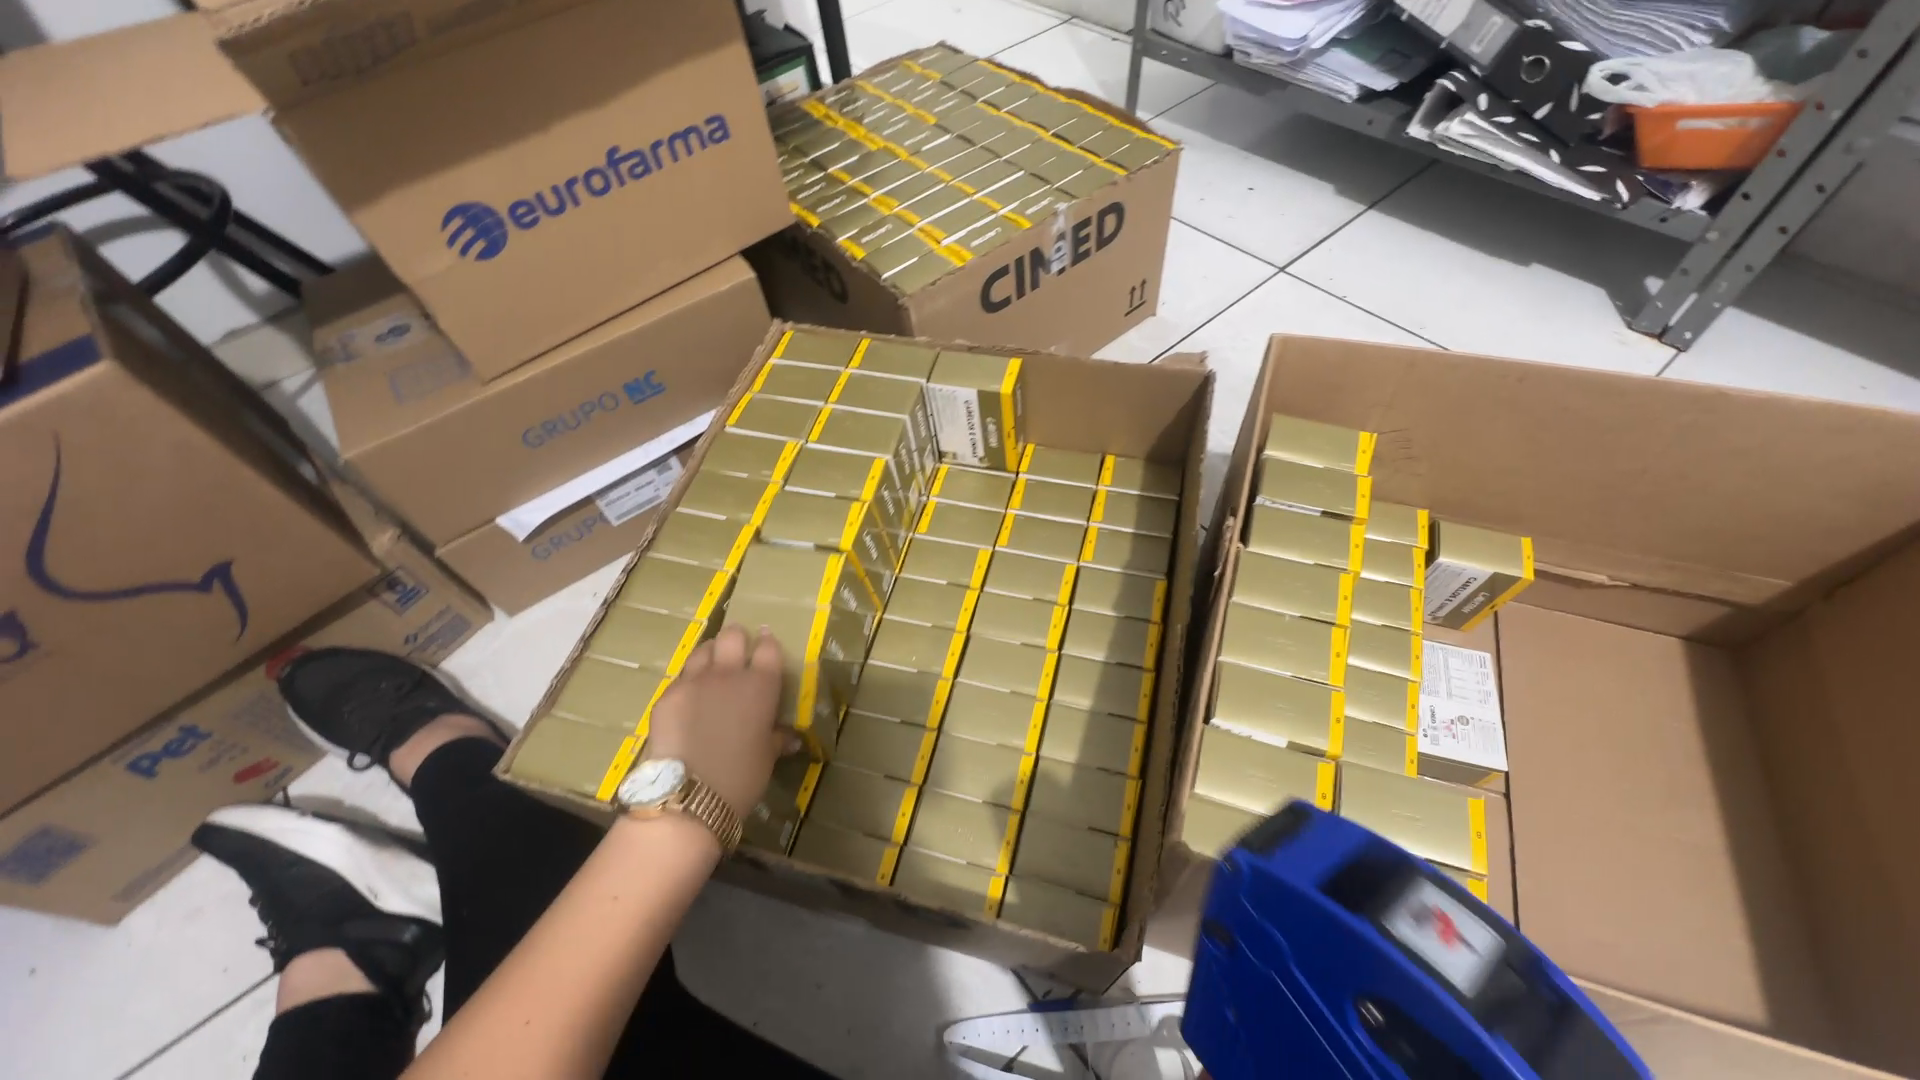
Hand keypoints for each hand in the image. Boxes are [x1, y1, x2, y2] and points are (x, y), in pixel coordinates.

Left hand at [642, 625, 788, 818]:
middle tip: (738, 648)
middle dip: (737, 638)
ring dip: (711, 653)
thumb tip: (790, 737)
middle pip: (732, 636)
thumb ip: (777, 739)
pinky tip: (691, 696)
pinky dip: (690, 680)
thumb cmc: (741, 777)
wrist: (688, 795)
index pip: (768, 648)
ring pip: (703, 650)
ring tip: (713, 666)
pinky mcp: (667, 695)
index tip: (766, 641)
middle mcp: (728, 674)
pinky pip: (682, 677)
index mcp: (760, 686)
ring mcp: (694, 681)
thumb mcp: (767, 758)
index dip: (768, 642)